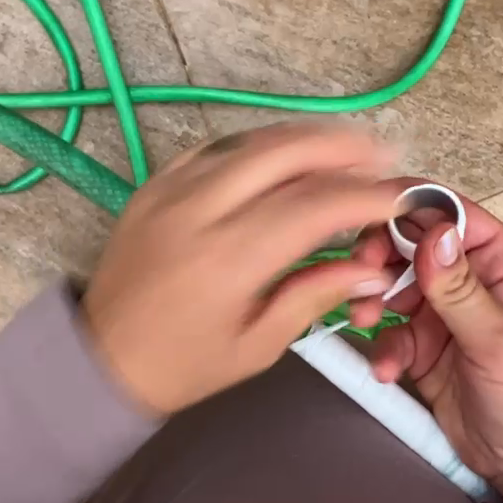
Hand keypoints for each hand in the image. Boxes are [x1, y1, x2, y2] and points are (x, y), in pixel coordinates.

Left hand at [83, 122, 400, 415]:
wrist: (101, 358)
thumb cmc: (183, 365)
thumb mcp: (257, 346)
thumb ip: (315, 296)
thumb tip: (373, 270)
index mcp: (228, 258)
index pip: (314, 206)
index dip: (366, 195)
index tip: (401, 194)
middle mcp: (198, 210)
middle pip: (284, 151)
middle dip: (342, 146)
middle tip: (381, 155)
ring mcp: (171, 189)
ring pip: (250, 140)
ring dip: (304, 137)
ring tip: (345, 146)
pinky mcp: (154, 184)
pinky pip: (216, 148)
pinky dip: (258, 145)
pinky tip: (284, 155)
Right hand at [347, 182, 502, 502]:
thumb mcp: (500, 340)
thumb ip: (461, 289)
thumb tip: (433, 233)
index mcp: (502, 264)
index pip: (453, 216)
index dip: (411, 209)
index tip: (369, 218)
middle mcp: (470, 280)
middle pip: (412, 245)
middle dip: (380, 257)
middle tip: (359, 275)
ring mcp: (443, 313)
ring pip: (392, 285)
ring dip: (373, 300)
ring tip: (365, 320)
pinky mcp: (422, 346)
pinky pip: (390, 332)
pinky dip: (382, 347)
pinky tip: (388, 370)